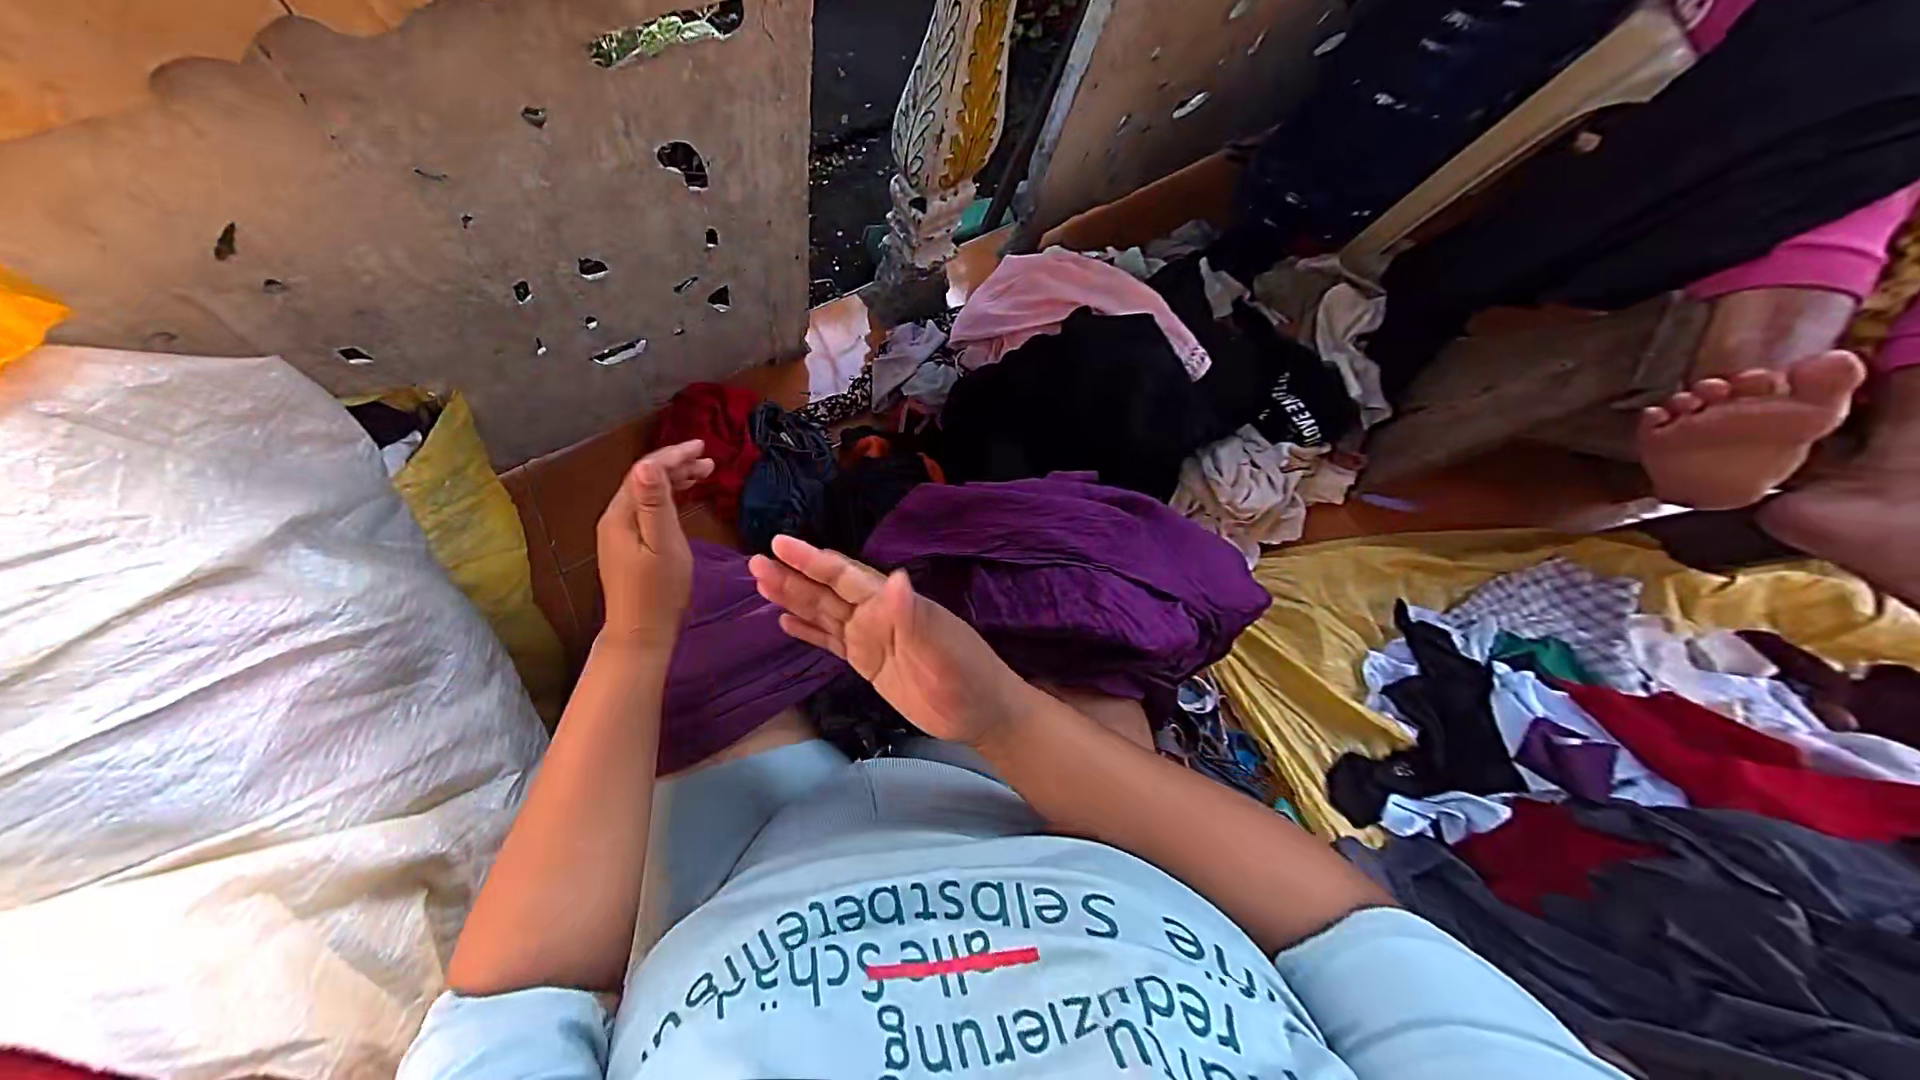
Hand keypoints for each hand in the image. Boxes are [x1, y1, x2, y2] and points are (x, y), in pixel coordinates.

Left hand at [596, 440, 714, 649]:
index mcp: (621, 515)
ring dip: (673, 480)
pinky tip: (684, 499)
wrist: (641, 632)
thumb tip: (648, 465)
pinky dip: (668, 497)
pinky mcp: (627, 545)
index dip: (674, 456)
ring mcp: (619, 532)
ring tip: (702, 474)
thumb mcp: (663, 545)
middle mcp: (614, 518)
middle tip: (708, 461)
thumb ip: (656, 504)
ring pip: (646, 493)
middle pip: (644, 479)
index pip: (645, 471)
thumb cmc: (659, 591)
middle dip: (676, 465)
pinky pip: (647, 508)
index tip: (703, 448)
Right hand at [749, 535, 1026, 747]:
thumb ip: (914, 615)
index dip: (813, 560)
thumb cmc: (965, 676)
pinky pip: (832, 642)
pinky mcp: (869, 663)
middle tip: (756, 562)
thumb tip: (894, 578)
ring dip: (794, 598)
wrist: (980, 712)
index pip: (845, 577)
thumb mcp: (941, 646)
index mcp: (892, 605)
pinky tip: (786, 624)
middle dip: (793, 576)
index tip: (780, 544)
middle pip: (827, 591)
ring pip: (824, 614)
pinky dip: (809, 632)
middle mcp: (877, 616)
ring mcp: (872, 639)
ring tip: (761, 584)